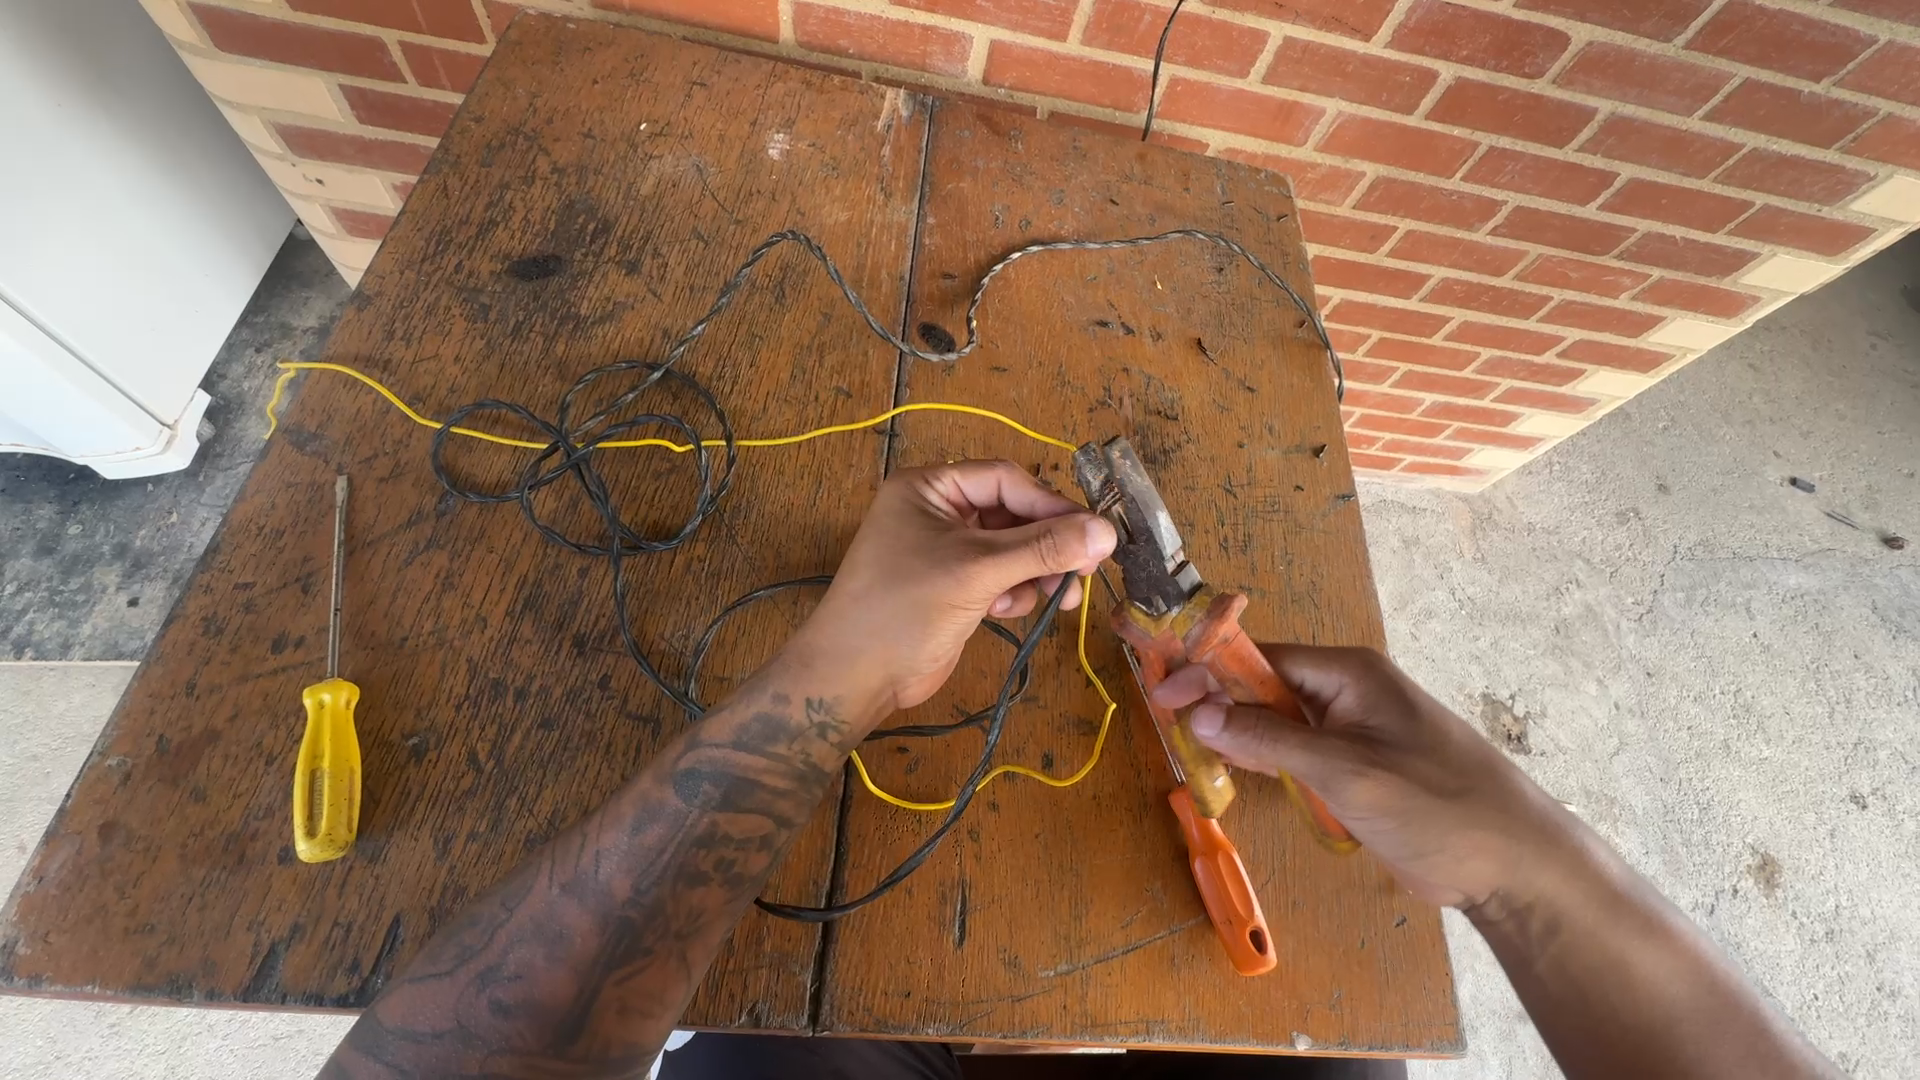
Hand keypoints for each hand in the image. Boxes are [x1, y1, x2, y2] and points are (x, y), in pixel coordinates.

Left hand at [795, 460, 1116, 714]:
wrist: (856, 676)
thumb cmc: (906, 608)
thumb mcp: (977, 571)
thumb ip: (1043, 548)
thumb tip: (1108, 531)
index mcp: (929, 488)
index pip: (1005, 480)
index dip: (1050, 506)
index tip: (1094, 535)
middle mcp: (938, 511)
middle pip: (1012, 514)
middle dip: (1047, 544)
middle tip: (1085, 571)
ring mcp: (946, 550)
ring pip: (1012, 548)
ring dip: (1037, 571)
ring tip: (1057, 599)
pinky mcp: (954, 585)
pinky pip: (1001, 575)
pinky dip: (1014, 590)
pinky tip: (1005, 611)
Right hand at [1151, 645, 1581, 909]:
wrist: (1519, 870)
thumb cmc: (1437, 805)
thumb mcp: (1345, 770)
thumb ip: (1268, 738)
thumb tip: (1197, 710)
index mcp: (1347, 672)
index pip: (1260, 659)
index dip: (1208, 673)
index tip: (1163, 693)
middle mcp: (1343, 692)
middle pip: (1261, 686)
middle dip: (1215, 701)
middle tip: (1166, 721)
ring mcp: (1347, 730)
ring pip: (1272, 720)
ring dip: (1234, 731)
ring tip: (1186, 743)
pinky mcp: (1350, 766)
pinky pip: (1292, 750)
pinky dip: (1260, 757)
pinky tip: (1228, 764)